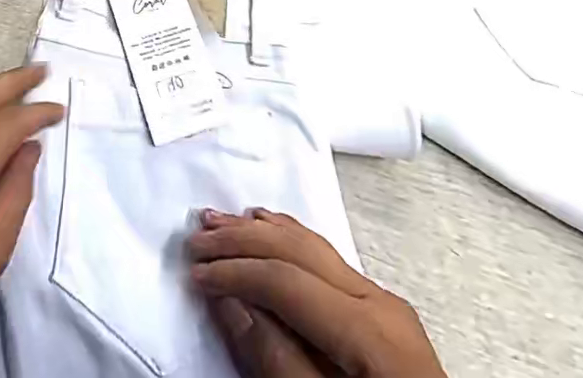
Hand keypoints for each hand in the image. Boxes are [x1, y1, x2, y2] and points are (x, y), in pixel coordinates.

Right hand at [188, 208, 446, 377]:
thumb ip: (277, 361)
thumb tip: (234, 304)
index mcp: (367, 328)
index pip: (286, 278)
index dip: (236, 272)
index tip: (198, 273)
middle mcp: (379, 302)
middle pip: (300, 251)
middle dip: (245, 239)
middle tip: (201, 234)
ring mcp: (385, 302)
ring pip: (316, 246)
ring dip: (266, 231)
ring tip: (229, 220)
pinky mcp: (383, 312)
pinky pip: (329, 261)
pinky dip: (293, 242)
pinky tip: (277, 230)